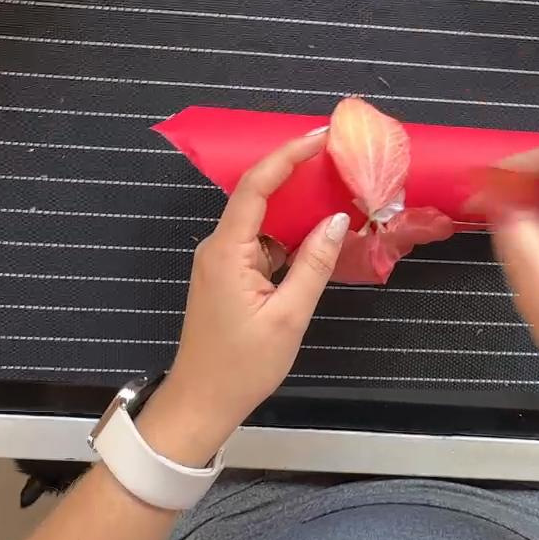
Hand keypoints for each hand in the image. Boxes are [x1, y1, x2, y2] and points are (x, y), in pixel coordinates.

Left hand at [140, 132, 350, 467]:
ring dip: (293, 205)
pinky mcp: (226, 274)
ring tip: (333, 189)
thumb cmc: (243, 365)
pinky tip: (315, 234)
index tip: (320, 136)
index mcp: (227, 250)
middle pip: (256, 195)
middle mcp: (218, 246)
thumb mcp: (288, 316)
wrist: (201, 403)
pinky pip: (259, 241)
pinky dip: (286, 234)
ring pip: (259, 219)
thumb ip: (314, 264)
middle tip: (334, 157)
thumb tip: (337, 220)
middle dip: (294, 172)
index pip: (256, 186)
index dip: (288, 155)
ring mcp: (220, 260)